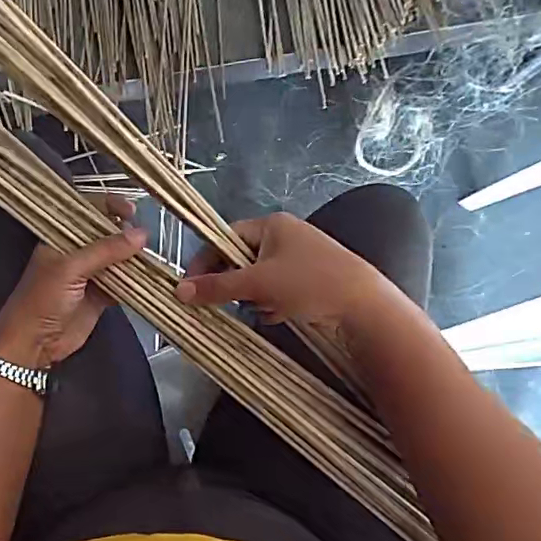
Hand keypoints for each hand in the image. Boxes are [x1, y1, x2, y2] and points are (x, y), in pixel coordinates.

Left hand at [0, 195, 146, 369]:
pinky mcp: (101, 296)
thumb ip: (105, 250)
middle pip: (107, 234)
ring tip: (148, 258)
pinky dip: (134, 282)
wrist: (33, 342)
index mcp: (61, 237)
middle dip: (126, 234)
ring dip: (133, 259)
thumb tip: (140, 235)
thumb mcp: (70, 268)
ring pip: (118, 259)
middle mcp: (77, 252)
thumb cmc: (41, 300)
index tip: (130, 209)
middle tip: (142, 238)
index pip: (88, 211)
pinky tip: (146, 278)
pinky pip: (122, 284)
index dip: (109, 206)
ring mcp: (90, 275)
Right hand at [174, 212, 391, 330]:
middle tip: (223, 302)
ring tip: (261, 309)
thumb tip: (178, 292)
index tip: (191, 286)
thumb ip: (216, 287)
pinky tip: (278, 314)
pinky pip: (274, 291)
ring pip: (255, 280)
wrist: (363, 306)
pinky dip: (270, 305)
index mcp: (271, 225)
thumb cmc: (309, 283)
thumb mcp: (257, 284)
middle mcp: (283, 237)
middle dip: (232, 284)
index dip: (205, 261)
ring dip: (252, 298)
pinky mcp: (306, 281)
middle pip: (238, 260)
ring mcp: (297, 259)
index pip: (224, 237)